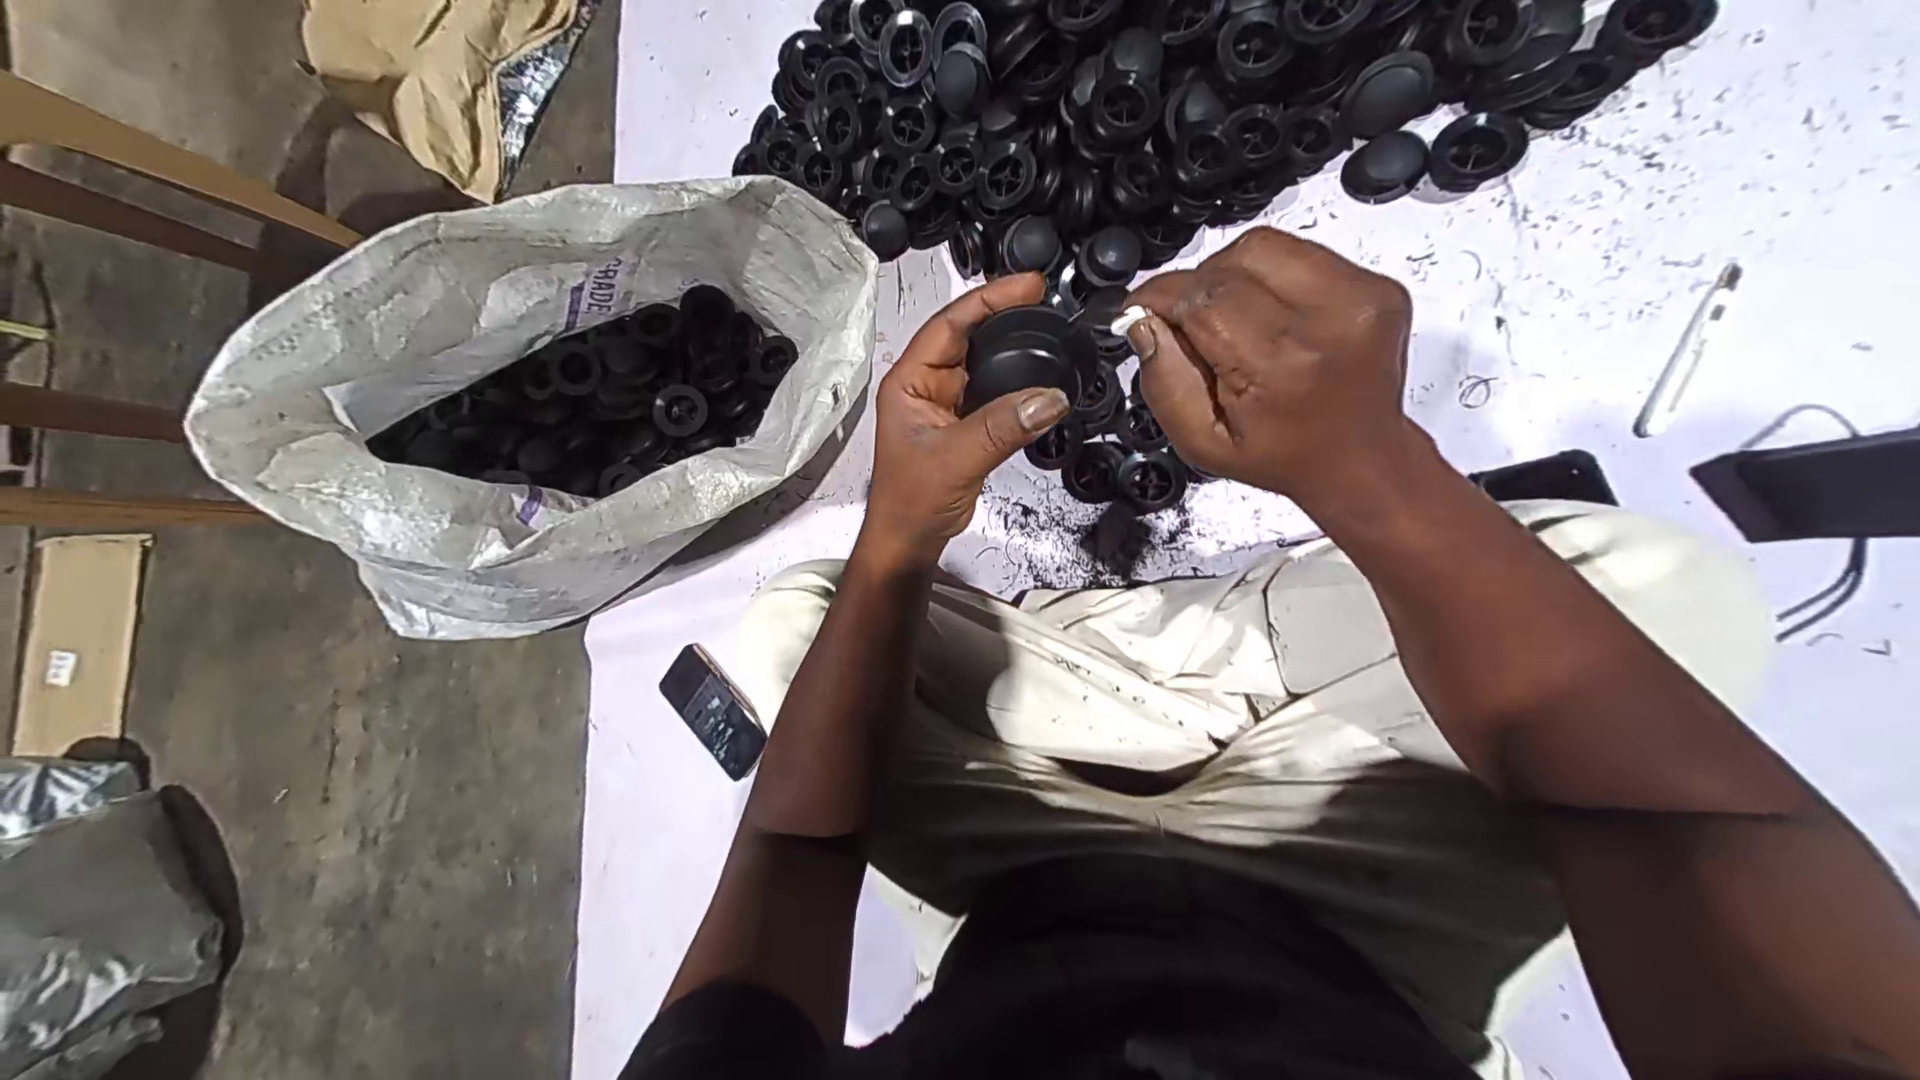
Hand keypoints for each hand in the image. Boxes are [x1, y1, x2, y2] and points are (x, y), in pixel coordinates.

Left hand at [859, 273, 1070, 569]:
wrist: (910, 540)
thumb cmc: (907, 503)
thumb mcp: (954, 459)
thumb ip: (1001, 427)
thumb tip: (1046, 398)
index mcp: (908, 382)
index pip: (948, 324)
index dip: (987, 300)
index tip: (1023, 286)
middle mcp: (926, 387)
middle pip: (968, 336)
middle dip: (1003, 315)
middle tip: (1040, 299)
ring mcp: (947, 406)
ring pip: (983, 364)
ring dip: (1012, 348)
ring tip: (1043, 328)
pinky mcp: (966, 426)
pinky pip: (995, 392)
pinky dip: (1017, 383)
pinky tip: (1036, 376)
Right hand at [1125, 227, 1424, 512]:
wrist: (1356, 457)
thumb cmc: (1283, 456)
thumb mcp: (1201, 442)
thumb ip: (1164, 383)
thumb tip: (1142, 324)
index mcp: (1281, 367)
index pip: (1203, 297)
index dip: (1161, 297)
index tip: (1140, 309)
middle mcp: (1327, 321)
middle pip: (1229, 264)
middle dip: (1191, 289)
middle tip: (1184, 325)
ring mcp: (1357, 297)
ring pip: (1262, 248)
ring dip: (1227, 276)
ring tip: (1226, 319)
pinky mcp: (1372, 284)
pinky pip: (1298, 252)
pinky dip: (1265, 276)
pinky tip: (1264, 314)